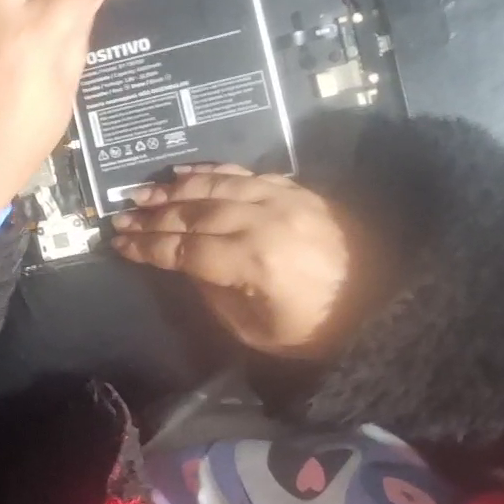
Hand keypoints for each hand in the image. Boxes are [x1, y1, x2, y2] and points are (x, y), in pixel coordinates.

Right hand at [109, 166, 387, 359]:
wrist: (385, 299)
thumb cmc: (318, 328)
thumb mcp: (259, 331)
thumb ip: (215, 295)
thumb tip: (184, 266)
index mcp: (251, 262)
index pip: (183, 250)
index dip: (147, 247)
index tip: (118, 244)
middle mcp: (260, 221)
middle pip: (192, 213)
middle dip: (151, 216)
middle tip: (121, 216)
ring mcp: (279, 199)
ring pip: (213, 187)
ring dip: (173, 189)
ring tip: (142, 193)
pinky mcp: (294, 189)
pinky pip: (243, 172)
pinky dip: (210, 171)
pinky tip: (185, 173)